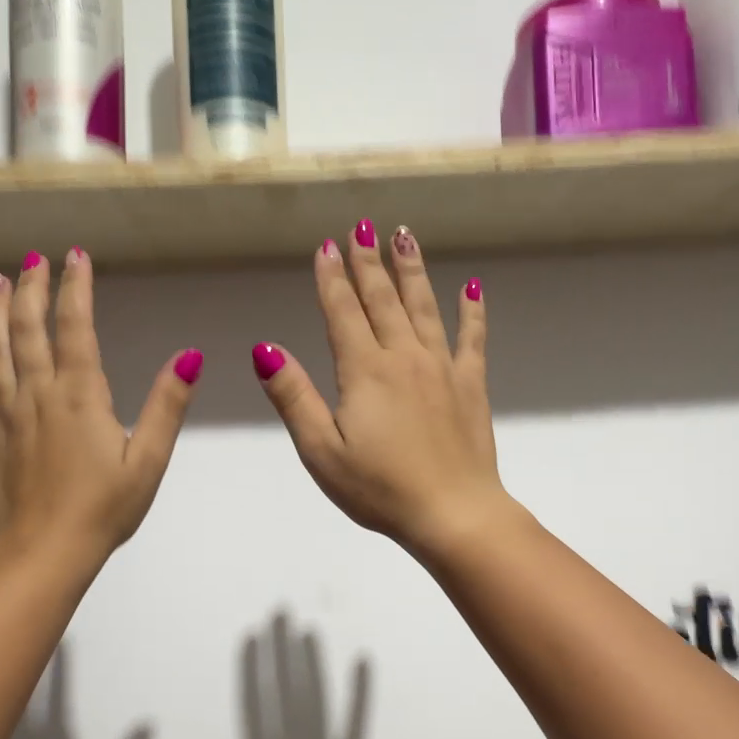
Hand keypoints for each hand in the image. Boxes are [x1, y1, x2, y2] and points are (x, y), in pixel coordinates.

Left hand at [0, 249, 203, 557]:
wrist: (45, 553)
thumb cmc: (104, 509)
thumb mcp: (149, 460)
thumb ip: (166, 405)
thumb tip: (189, 356)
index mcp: (81, 396)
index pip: (76, 328)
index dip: (76, 288)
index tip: (75, 256)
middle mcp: (38, 395)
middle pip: (28, 330)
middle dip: (31, 290)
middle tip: (33, 260)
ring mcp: (5, 416)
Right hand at [191, 614, 370, 738]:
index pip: (253, 707)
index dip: (251, 670)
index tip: (250, 636)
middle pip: (285, 693)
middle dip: (281, 651)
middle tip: (280, 612)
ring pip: (317, 702)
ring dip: (313, 664)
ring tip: (308, 629)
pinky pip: (357, 727)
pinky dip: (360, 694)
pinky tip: (363, 664)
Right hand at [251, 222, 509, 553]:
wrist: (453, 512)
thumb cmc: (379, 489)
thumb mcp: (320, 450)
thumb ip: (294, 397)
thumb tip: (265, 349)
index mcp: (364, 371)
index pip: (342, 313)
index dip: (332, 278)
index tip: (326, 246)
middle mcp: (404, 357)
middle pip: (383, 300)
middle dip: (369, 262)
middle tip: (362, 226)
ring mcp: (442, 368)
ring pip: (424, 307)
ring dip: (412, 270)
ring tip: (405, 236)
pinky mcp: (471, 386)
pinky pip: (473, 339)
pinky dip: (471, 311)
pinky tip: (472, 288)